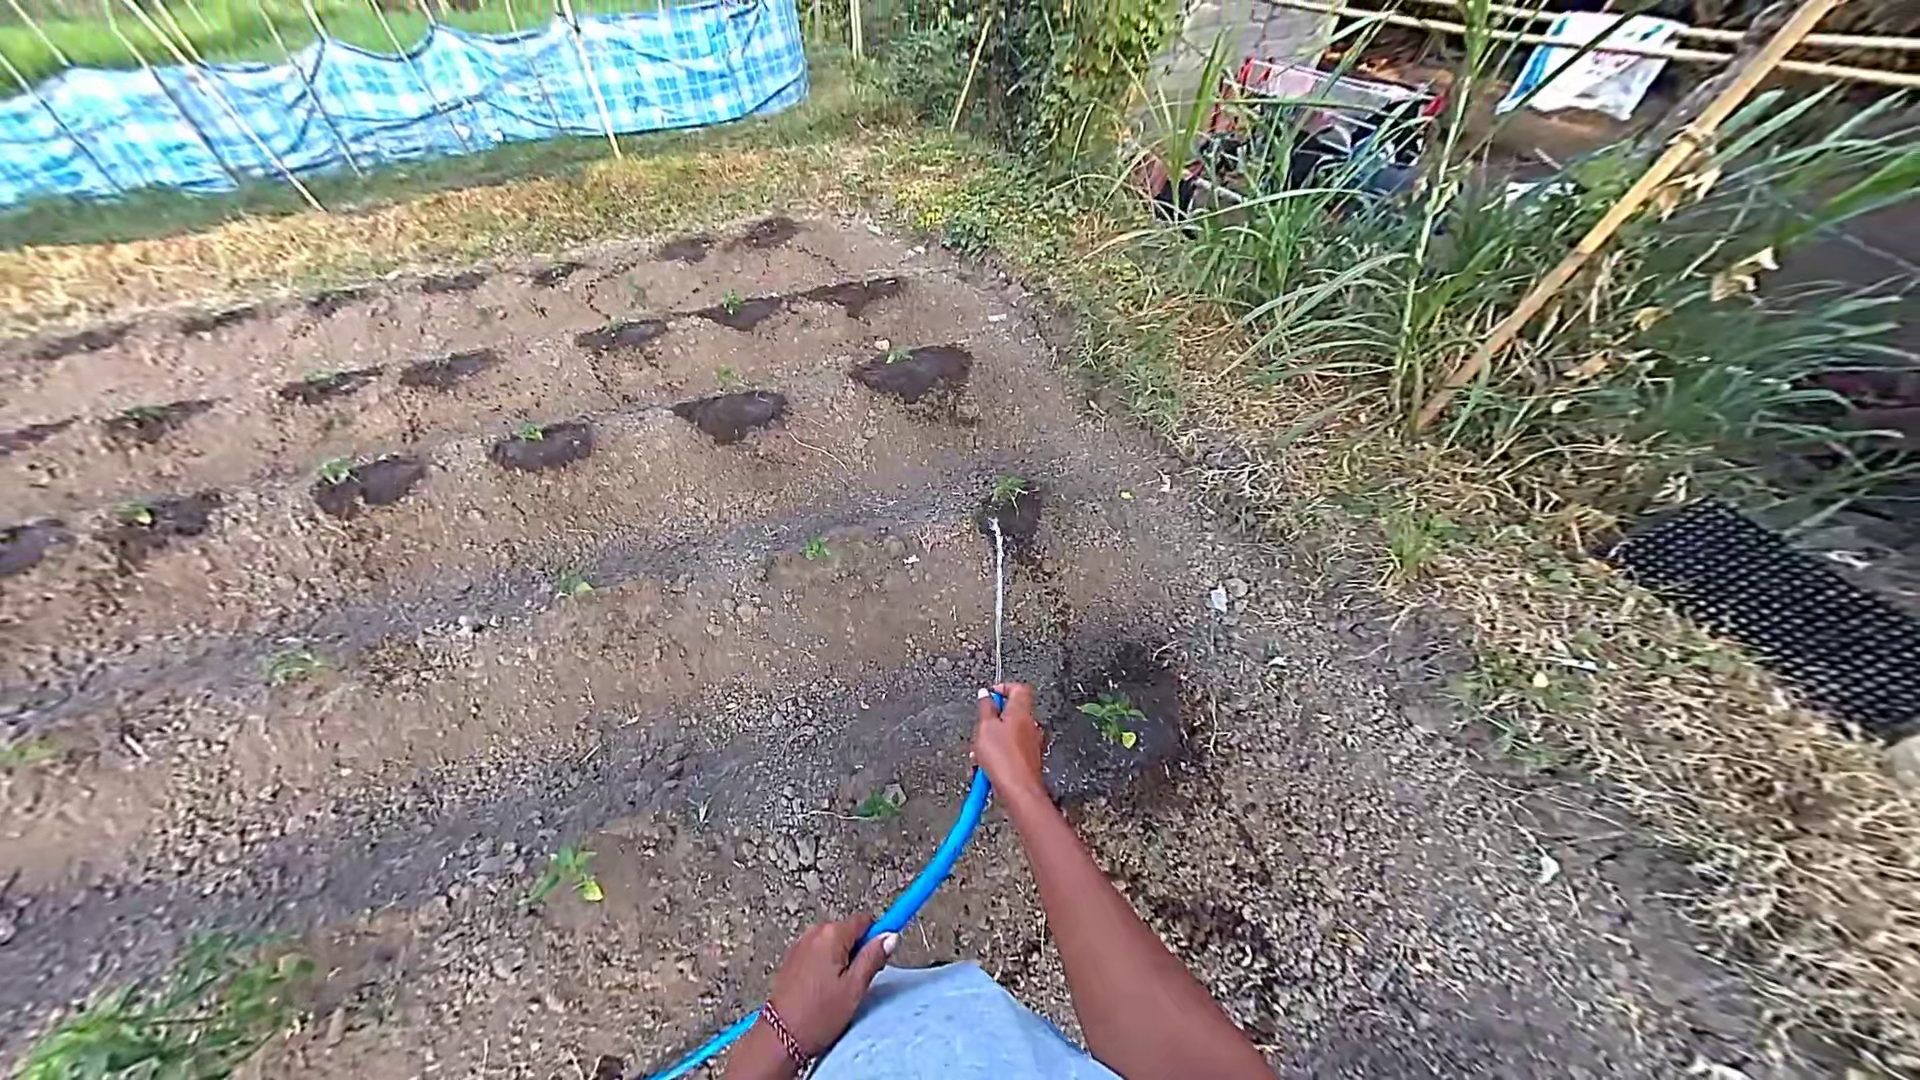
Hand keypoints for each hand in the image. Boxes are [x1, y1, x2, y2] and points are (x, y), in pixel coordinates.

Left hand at [766, 915, 895, 1055]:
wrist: (779, 1039)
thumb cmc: (814, 1016)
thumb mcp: (854, 988)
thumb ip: (874, 957)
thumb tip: (890, 936)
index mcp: (832, 934)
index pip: (865, 920)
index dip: (876, 938)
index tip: (881, 953)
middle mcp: (815, 932)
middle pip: (849, 931)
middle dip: (856, 952)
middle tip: (856, 981)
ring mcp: (802, 944)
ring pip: (833, 943)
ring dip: (840, 960)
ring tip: (836, 990)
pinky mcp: (793, 957)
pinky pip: (818, 952)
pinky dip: (824, 965)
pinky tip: (822, 990)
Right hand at [974, 683, 1047, 809]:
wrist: (1020, 791)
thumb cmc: (1004, 759)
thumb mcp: (985, 728)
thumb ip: (985, 708)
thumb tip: (985, 694)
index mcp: (1021, 711)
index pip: (1019, 688)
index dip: (1003, 688)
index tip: (989, 695)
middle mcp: (1030, 724)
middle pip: (1011, 711)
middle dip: (992, 720)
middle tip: (981, 729)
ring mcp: (1030, 742)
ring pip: (1008, 732)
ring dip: (992, 740)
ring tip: (980, 753)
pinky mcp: (1028, 758)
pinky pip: (1010, 749)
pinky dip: (998, 754)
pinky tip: (987, 766)